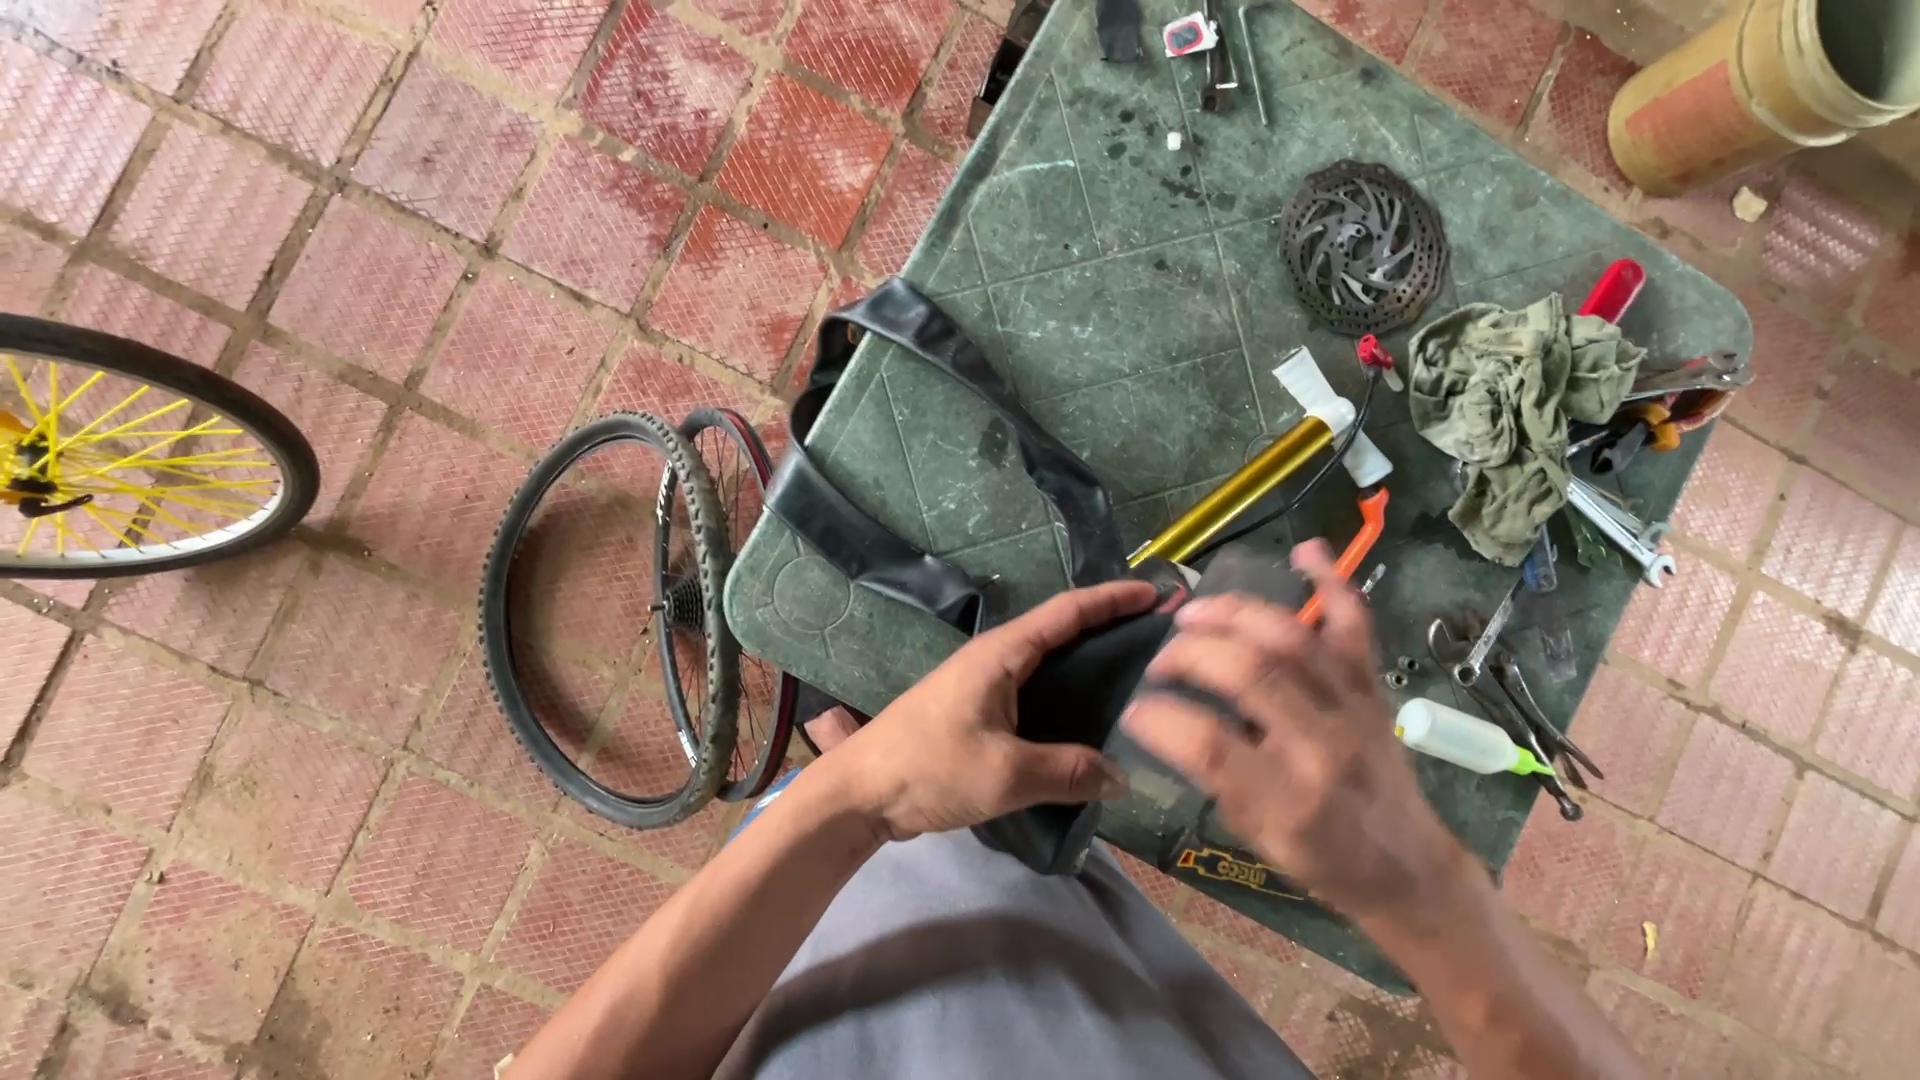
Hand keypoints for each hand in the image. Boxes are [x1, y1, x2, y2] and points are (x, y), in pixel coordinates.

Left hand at [828, 580, 1157, 841]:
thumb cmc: (929, 768)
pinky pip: (1035, 694)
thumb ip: (1068, 771)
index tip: (1157, 594)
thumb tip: (1122, 777)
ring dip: (1089, 664)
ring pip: (1049, 665)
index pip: (1067, 612)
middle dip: (1109, 627)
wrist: (862, 792)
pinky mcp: (978, 713)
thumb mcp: (1005, 774)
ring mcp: (984, 685)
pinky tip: (1089, 722)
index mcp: (1001, 654)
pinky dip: (1067, 697)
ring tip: (1136, 679)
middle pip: (1061, 632)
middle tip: (1158, 638)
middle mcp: (995, 659)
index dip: (1113, 599)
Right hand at [1121, 541, 1467, 918]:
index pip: (1213, 747)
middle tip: (1160, 659)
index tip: (1133, 709)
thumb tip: (1159, 717)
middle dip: (1192, 653)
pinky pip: (1354, 625)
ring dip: (1234, 614)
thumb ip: (1213, 776)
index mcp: (1289, 801)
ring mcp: (1355, 708)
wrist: (1408, 867)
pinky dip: (1331, 582)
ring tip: (1192, 612)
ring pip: (1293, 640)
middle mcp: (1325, 746)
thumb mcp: (1256, 836)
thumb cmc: (1322, 860)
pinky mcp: (1373, 687)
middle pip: (1253, 675)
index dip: (1162, 720)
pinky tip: (1305, 550)